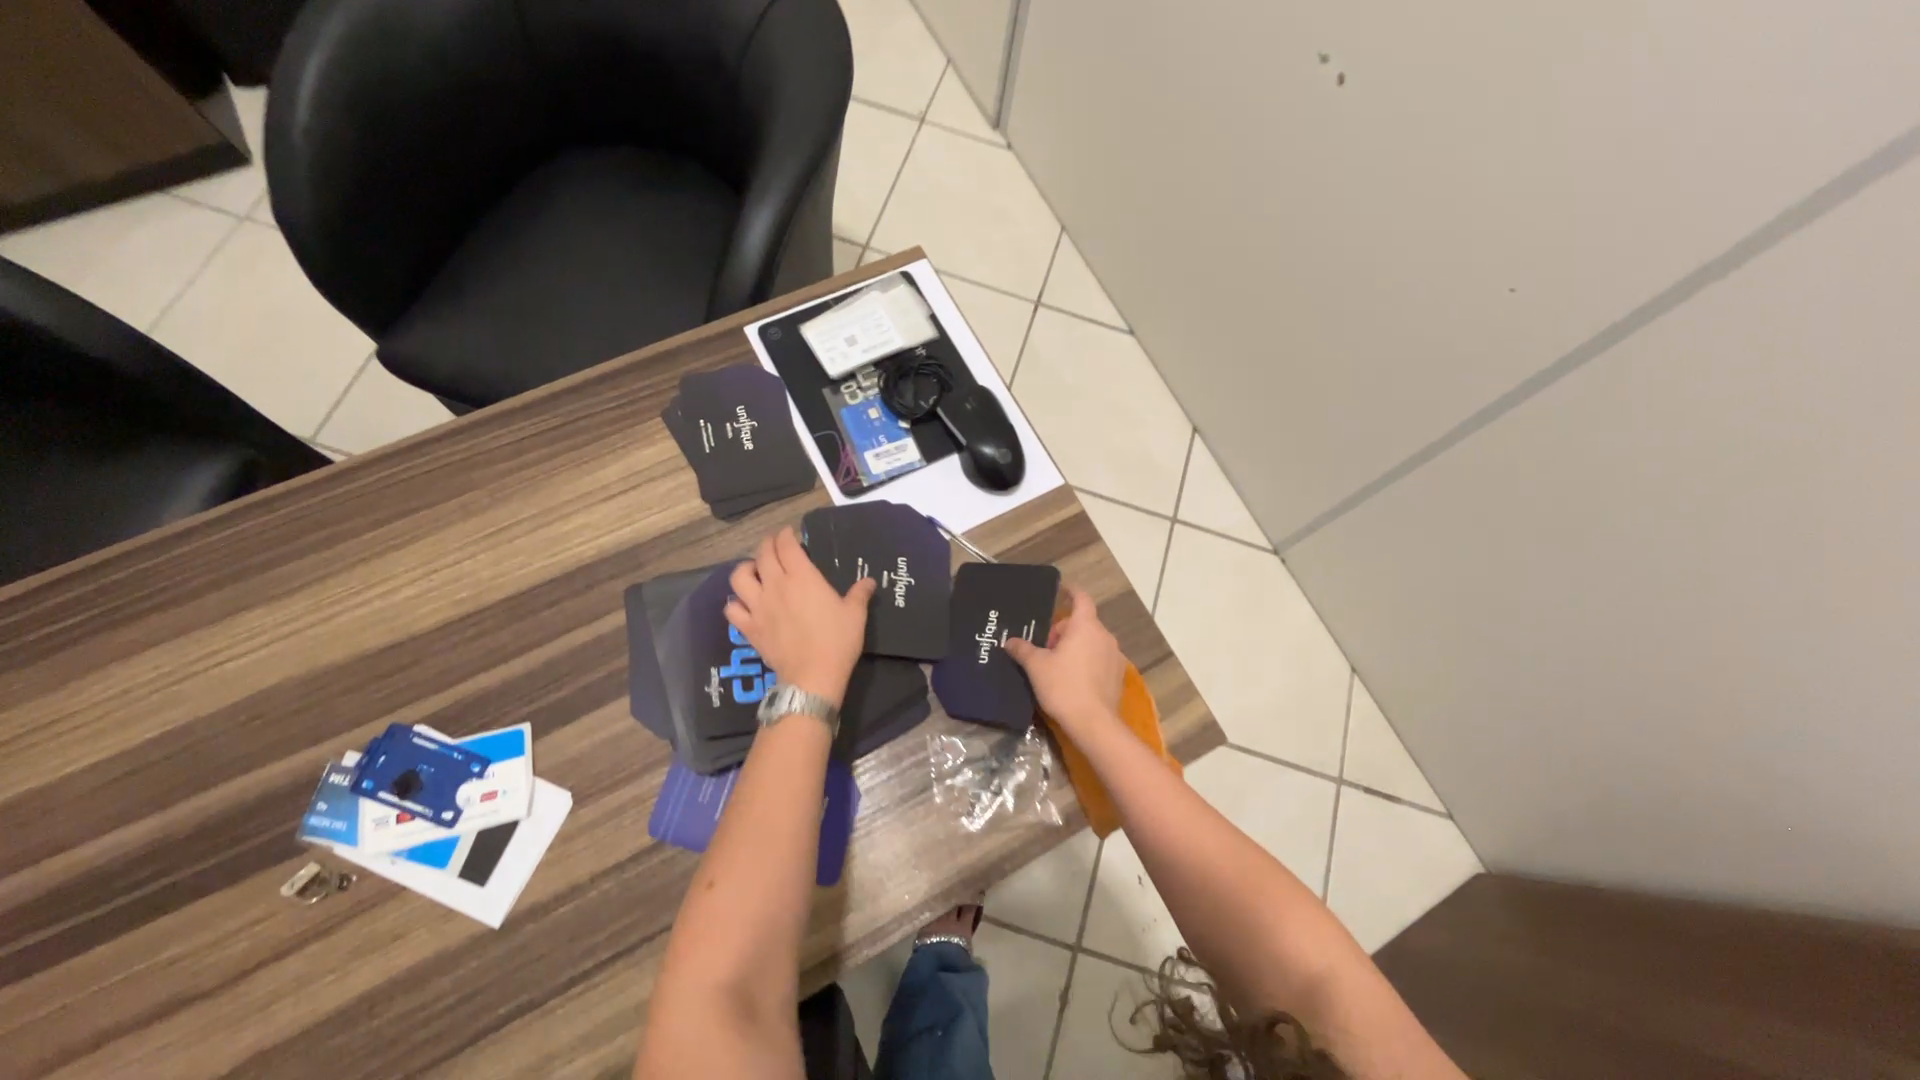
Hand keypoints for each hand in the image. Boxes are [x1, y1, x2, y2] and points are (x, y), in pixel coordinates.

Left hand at [725, 527, 875, 705]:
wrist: (813, 675)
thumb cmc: (837, 641)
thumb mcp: (856, 614)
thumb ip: (859, 594)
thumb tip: (869, 581)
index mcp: (802, 577)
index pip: (787, 545)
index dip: (786, 535)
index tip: (789, 534)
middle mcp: (776, 585)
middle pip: (762, 554)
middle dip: (767, 544)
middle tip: (774, 545)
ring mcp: (759, 606)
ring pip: (739, 577)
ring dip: (745, 568)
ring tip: (754, 570)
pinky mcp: (750, 627)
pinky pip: (732, 609)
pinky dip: (735, 603)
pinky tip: (743, 603)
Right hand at [1003, 586, 1125, 733]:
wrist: (1093, 722)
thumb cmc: (1063, 686)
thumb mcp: (1036, 667)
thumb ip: (1023, 649)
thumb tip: (1010, 641)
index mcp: (1086, 626)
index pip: (1081, 599)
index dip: (1071, 592)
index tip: (1061, 590)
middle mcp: (1104, 636)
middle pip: (1083, 623)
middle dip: (1064, 630)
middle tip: (1046, 647)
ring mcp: (1115, 656)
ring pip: (1092, 641)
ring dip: (1076, 646)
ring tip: (1057, 665)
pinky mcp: (1118, 675)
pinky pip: (1100, 659)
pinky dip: (1087, 661)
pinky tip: (1074, 679)